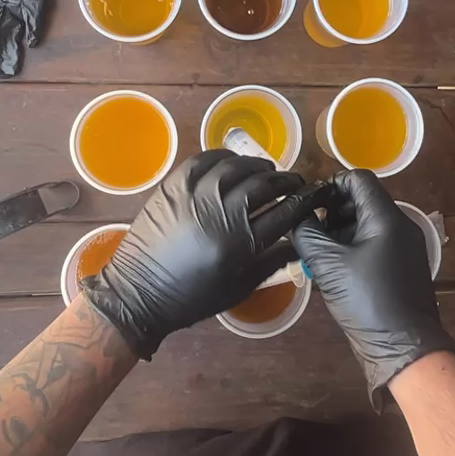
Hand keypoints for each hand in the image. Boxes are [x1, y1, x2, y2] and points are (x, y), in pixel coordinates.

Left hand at [82, 150, 303, 357]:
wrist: (138, 294)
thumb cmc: (191, 298)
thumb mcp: (238, 288)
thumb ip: (271, 263)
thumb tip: (297, 243)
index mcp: (241, 243)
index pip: (285, 212)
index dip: (306, 200)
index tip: (316, 194)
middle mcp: (221, 212)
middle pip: (265, 184)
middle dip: (286, 181)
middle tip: (294, 183)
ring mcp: (195, 194)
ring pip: (237, 166)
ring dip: (258, 166)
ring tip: (267, 171)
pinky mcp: (173, 185)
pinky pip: (204, 159)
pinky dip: (223, 157)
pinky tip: (232, 162)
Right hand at [293, 169, 454, 403]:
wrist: (404, 348)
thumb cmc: (367, 302)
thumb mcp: (329, 266)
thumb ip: (308, 234)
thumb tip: (296, 214)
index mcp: (386, 217)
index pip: (358, 179)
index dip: (331, 185)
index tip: (309, 203)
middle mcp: (400, 225)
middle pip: (362, 199)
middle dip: (333, 208)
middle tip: (309, 228)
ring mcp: (404, 246)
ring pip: (367, 221)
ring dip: (341, 229)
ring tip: (318, 249)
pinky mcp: (402, 264)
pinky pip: (375, 242)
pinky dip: (353, 245)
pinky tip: (334, 265)